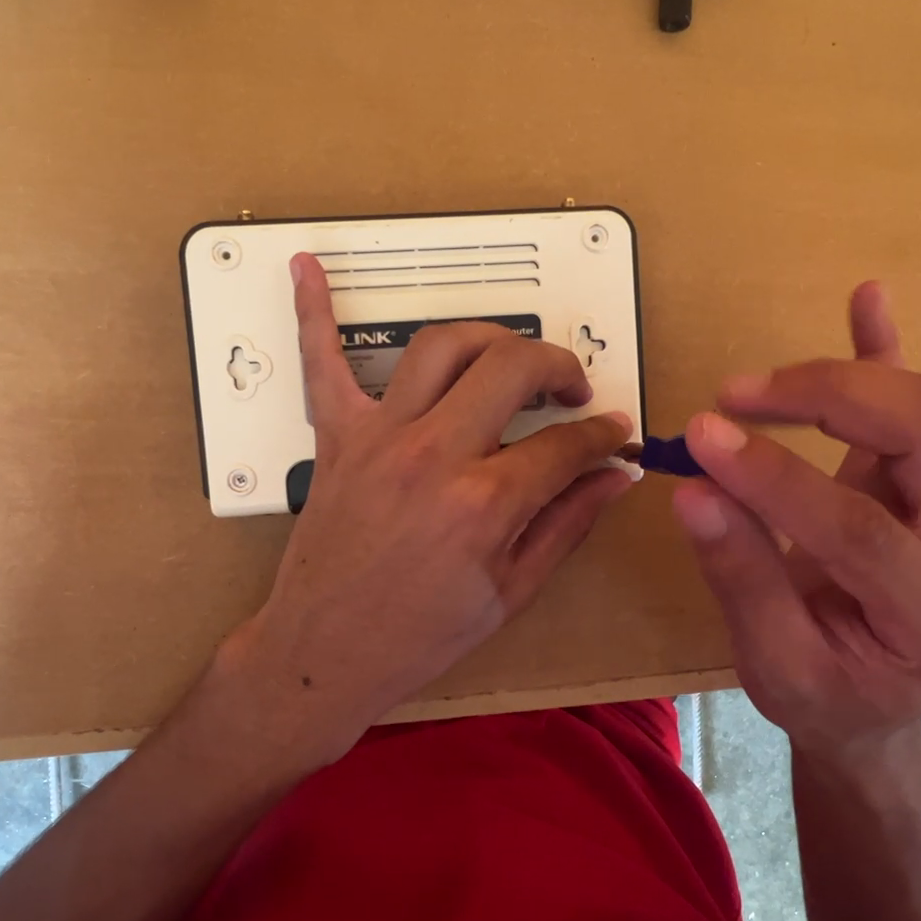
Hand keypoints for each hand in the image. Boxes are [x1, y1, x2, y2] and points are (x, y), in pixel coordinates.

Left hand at [239, 254, 634, 756]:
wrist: (323, 653)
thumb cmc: (414, 637)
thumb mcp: (510, 593)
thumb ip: (566, 524)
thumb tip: (613, 479)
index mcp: (482, 503)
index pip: (565, 444)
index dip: (602, 436)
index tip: (612, 435)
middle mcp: (432, 456)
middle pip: (513, 368)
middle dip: (559, 368)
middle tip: (571, 391)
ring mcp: (379, 438)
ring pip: (442, 345)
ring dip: (488, 336)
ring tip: (508, 354)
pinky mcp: (336, 436)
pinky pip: (322, 361)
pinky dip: (314, 311)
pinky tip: (307, 266)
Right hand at [671, 282, 920, 759]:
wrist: (869, 707)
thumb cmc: (822, 696)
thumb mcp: (771, 662)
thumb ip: (740, 574)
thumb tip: (691, 487)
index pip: (861, 529)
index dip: (777, 478)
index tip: (700, 438)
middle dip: (827, 398)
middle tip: (733, 399)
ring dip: (837, 381)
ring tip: (750, 389)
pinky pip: (917, 408)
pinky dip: (888, 350)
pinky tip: (868, 298)